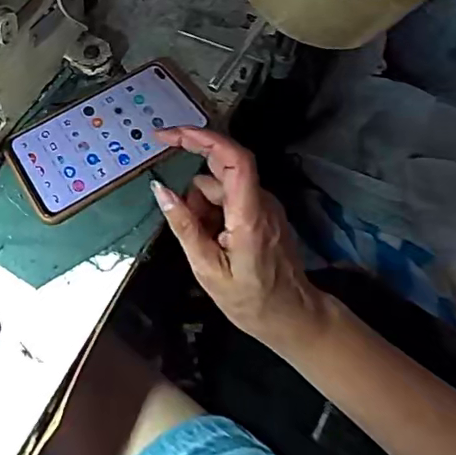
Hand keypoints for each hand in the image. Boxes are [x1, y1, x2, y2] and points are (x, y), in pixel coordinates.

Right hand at [151, 127, 332, 353]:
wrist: (294, 319)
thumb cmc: (252, 301)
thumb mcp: (207, 269)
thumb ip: (184, 226)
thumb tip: (161, 190)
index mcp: (249, 215)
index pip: (234, 158)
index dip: (202, 138)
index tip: (170, 135)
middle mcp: (261, 201)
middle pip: (223, 164)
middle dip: (191, 179)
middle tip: (174, 206)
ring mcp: (264, 204)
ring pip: (220, 184)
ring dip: (200, 202)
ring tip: (201, 240)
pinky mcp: (262, 211)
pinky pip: (228, 196)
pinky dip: (211, 209)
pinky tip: (211, 237)